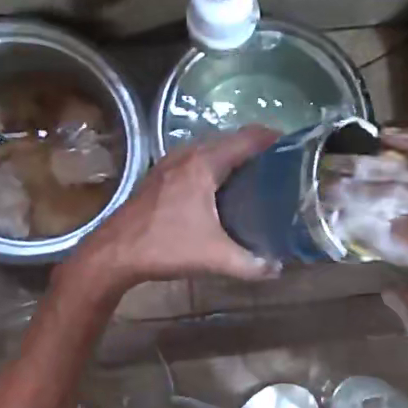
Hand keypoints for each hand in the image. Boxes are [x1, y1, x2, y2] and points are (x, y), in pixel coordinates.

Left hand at [62, 127, 282, 298]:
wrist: (114, 253)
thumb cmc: (166, 247)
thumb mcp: (215, 258)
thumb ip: (251, 264)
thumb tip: (277, 268)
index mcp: (204, 164)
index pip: (246, 139)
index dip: (271, 138)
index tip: (293, 145)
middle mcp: (186, 156)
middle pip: (227, 141)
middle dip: (253, 148)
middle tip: (277, 165)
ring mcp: (168, 164)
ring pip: (207, 150)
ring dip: (229, 157)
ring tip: (252, 175)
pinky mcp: (157, 177)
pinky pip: (192, 161)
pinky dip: (210, 166)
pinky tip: (216, 188)